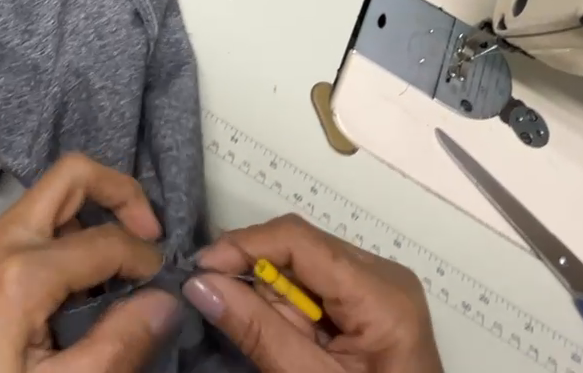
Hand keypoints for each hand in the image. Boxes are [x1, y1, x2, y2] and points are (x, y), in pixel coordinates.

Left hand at [0, 153, 182, 372]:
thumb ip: (115, 346)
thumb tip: (165, 303)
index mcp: (22, 272)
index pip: (105, 240)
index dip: (146, 258)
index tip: (166, 284)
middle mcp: (2, 240)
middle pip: (71, 175)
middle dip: (120, 193)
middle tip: (150, 235)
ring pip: (51, 194)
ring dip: (94, 211)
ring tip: (123, 260)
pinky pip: (34, 222)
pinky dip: (69, 231)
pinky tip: (85, 278)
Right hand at [182, 214, 442, 372]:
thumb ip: (259, 331)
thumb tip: (199, 282)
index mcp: (381, 293)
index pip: (297, 238)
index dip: (242, 245)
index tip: (199, 270)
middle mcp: (383, 274)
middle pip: (298, 247)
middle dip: (258, 278)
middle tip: (232, 315)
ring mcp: (379, 286)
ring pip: (301, 263)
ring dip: (274, 297)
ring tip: (278, 343)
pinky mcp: (370, 301)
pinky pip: (315, 283)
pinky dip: (291, 308)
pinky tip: (293, 338)